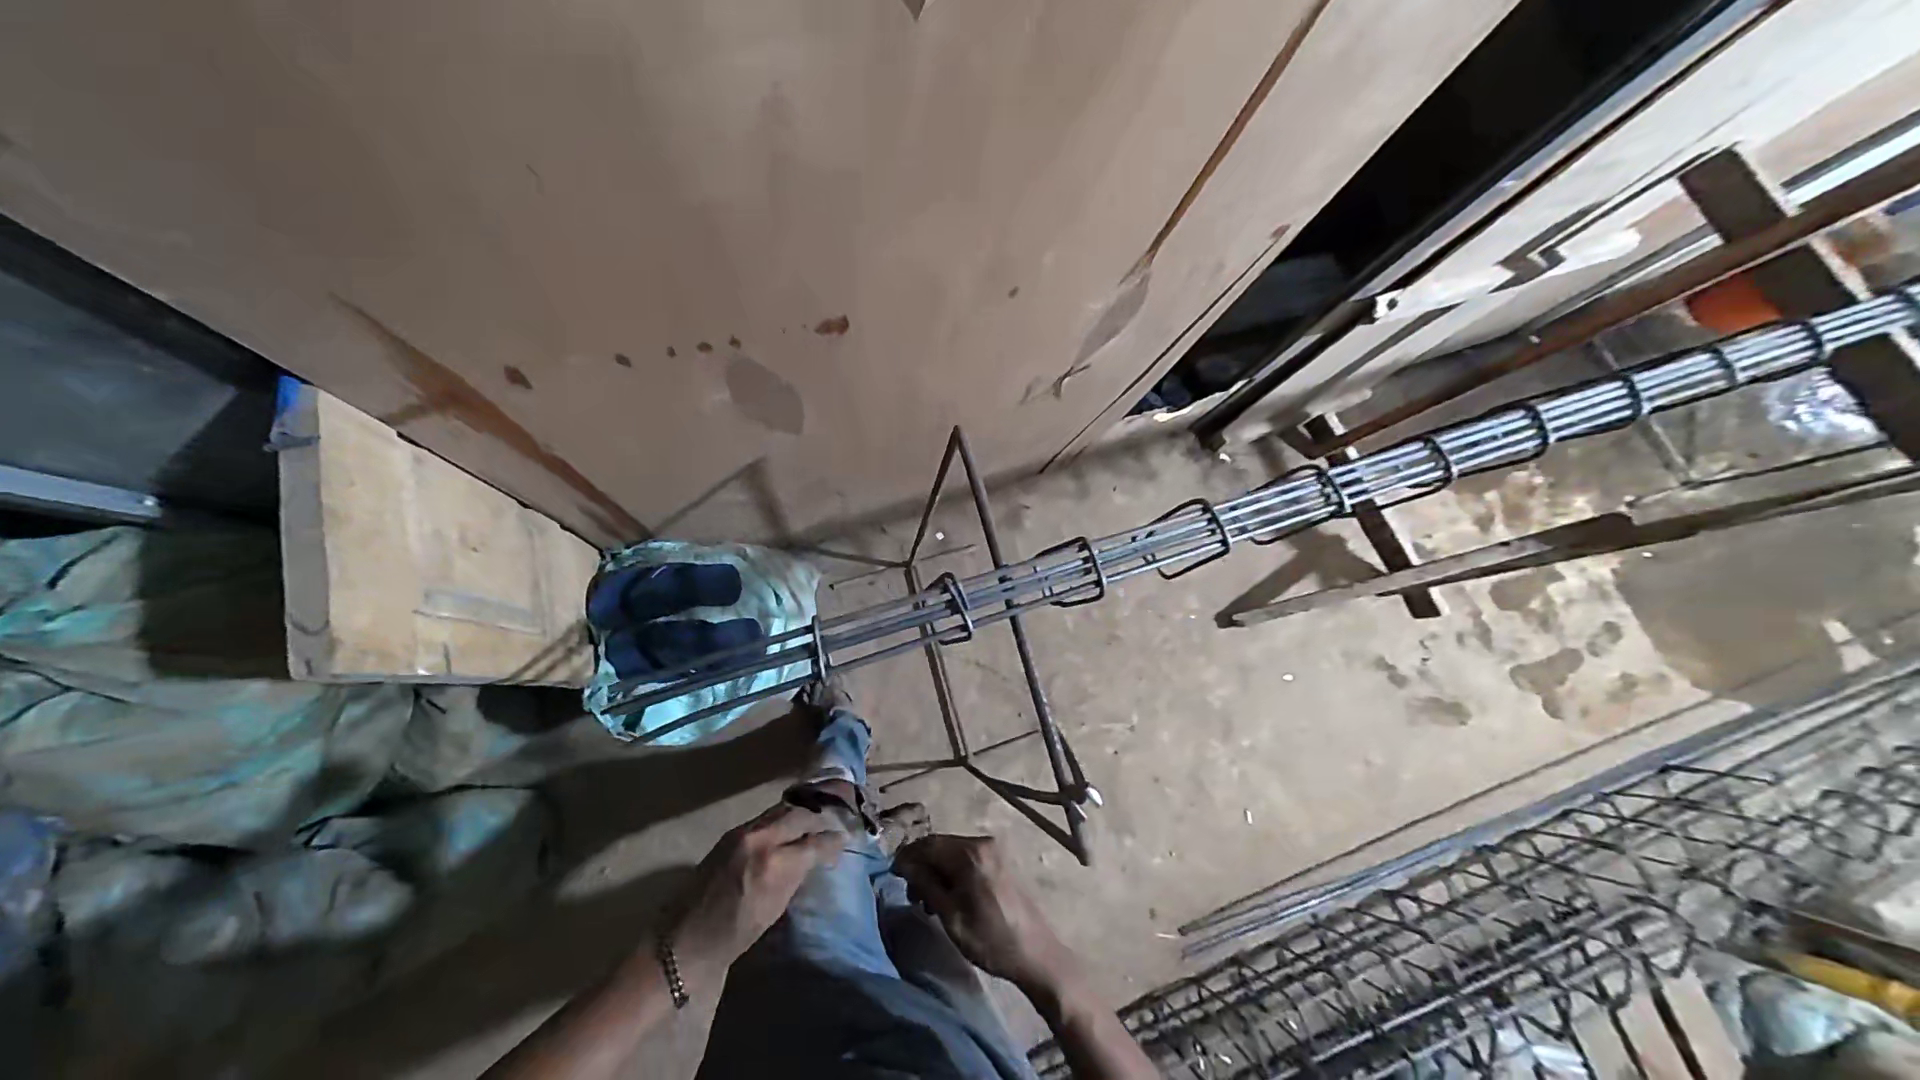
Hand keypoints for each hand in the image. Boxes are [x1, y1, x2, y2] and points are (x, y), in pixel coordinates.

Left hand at [668, 802, 845, 987]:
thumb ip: (797, 874)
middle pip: (799, 815)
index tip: (844, 840)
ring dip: (800, 815)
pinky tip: (787, 829)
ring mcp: (742, 832)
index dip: (832, 840)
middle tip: (832, 826)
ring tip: (813, 824)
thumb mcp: (776, 906)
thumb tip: (815, 855)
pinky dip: (781, 820)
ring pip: (781, 811)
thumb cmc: (735, 934)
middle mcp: (759, 839)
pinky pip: (764, 818)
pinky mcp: (730, 833)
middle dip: (819, 820)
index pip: (814, 842)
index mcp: (774, 864)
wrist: (686, 939)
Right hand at [894, 834, 1074, 992]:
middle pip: (940, 845)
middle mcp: (983, 842)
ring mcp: (994, 849)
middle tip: (911, 895)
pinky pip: (967, 857)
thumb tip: (905, 865)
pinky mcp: (1000, 859)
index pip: (928, 844)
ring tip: (929, 901)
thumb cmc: (991, 940)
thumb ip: (926, 885)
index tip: (893, 876)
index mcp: (971, 853)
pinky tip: (949, 895)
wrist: (1036, 953)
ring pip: (952, 851)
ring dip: (936, 870)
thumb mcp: (951, 917)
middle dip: (922, 866)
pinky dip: (953, 871)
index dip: (907, 858)